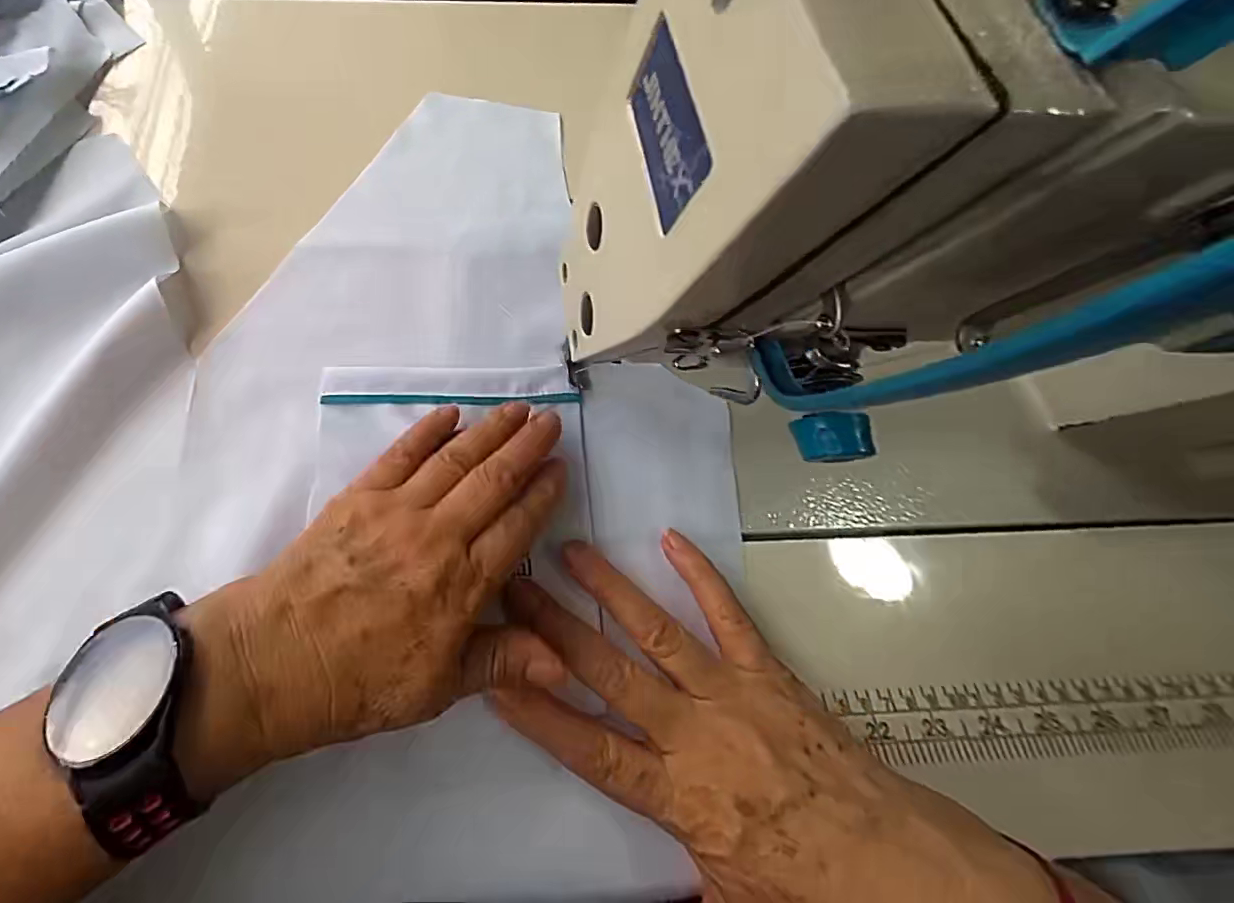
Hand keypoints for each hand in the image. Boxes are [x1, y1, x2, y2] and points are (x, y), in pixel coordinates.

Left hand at [175, 402, 571, 797]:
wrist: (282, 655)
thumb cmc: (361, 680)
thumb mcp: (437, 687)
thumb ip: (500, 663)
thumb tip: (565, 664)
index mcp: (462, 586)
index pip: (516, 528)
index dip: (543, 495)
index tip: (561, 468)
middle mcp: (436, 537)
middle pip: (492, 482)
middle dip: (525, 449)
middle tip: (550, 421)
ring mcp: (394, 511)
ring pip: (452, 461)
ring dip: (487, 432)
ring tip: (515, 411)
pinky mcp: (357, 497)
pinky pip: (399, 454)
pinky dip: (426, 431)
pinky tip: (448, 415)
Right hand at [491, 530, 1084, 902]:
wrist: (913, 877)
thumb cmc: (812, 885)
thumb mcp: (725, 892)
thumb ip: (667, 862)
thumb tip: (626, 874)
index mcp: (678, 794)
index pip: (587, 746)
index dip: (536, 710)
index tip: (493, 674)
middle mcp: (695, 736)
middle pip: (606, 671)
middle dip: (550, 626)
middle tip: (511, 586)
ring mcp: (732, 697)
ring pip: (655, 633)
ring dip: (607, 589)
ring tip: (567, 551)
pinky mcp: (769, 677)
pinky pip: (729, 619)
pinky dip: (700, 578)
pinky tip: (671, 540)